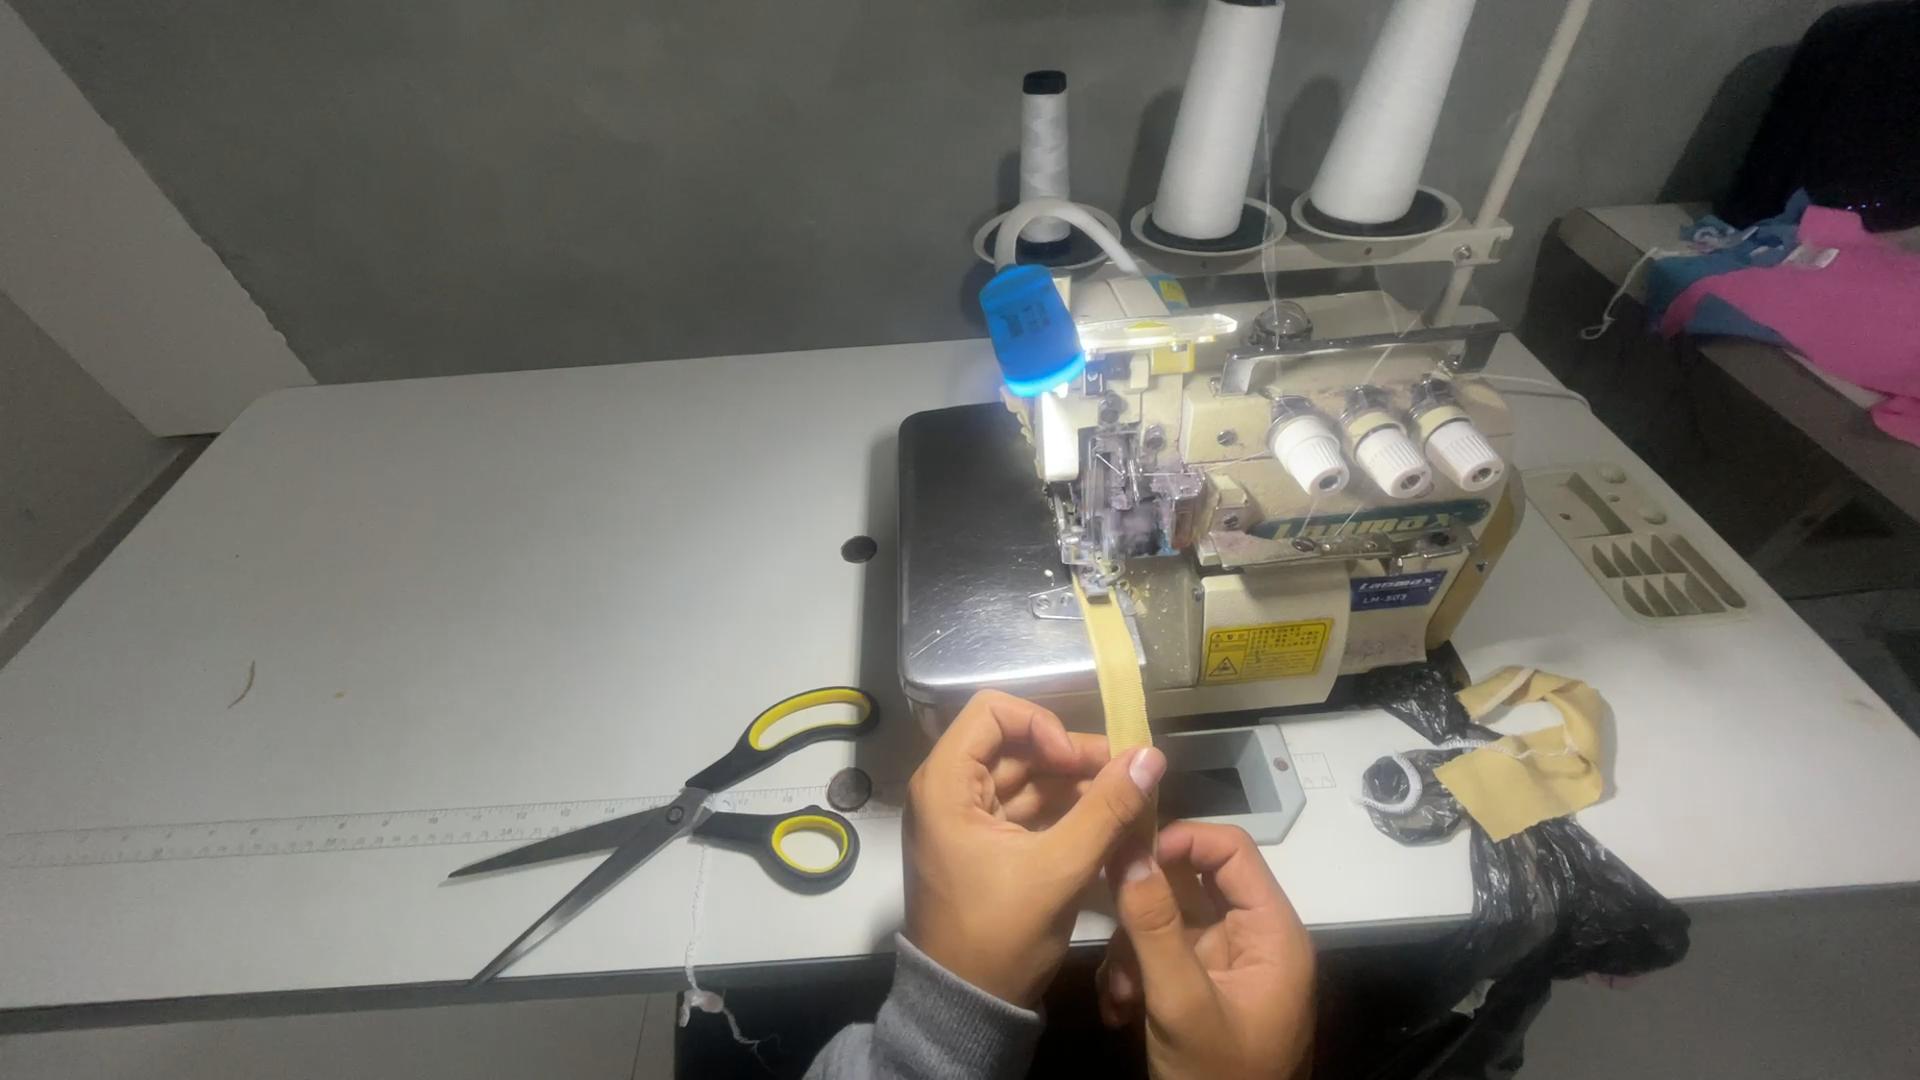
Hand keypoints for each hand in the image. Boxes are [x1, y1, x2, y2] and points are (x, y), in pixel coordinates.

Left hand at [904, 690, 1165, 1006]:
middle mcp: (951, 787)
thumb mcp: (1058, 872)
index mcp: (947, 783)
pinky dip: (1064, 807)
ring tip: (1124, 796)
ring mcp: (967, 814)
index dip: (1039, 723)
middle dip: (1069, 755)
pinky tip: (1105, 817)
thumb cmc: (998, 937)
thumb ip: (1106, 811)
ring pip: (1024, 773)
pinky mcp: (985, 839)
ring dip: (1073, 782)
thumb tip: (1151, 756)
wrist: (967, 1008)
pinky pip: (1026, 805)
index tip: (1075, 759)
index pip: (991, 711)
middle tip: (1122, 773)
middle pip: (1014, 742)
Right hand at [1099, 822, 1314, 1078]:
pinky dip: (1133, 971)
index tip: (1132, 857)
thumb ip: (1154, 924)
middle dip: (1144, 905)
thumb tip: (1127, 849)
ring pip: (1164, 914)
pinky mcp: (1196, 982)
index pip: (1231, 849)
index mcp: (1270, 933)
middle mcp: (1249, 936)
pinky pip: (1157, 948)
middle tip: (1110, 920)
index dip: (1182, 840)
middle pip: (1189, 879)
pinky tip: (1121, 1007)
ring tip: (1122, 993)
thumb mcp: (1182, 1004)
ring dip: (1132, 947)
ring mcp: (1221, 960)